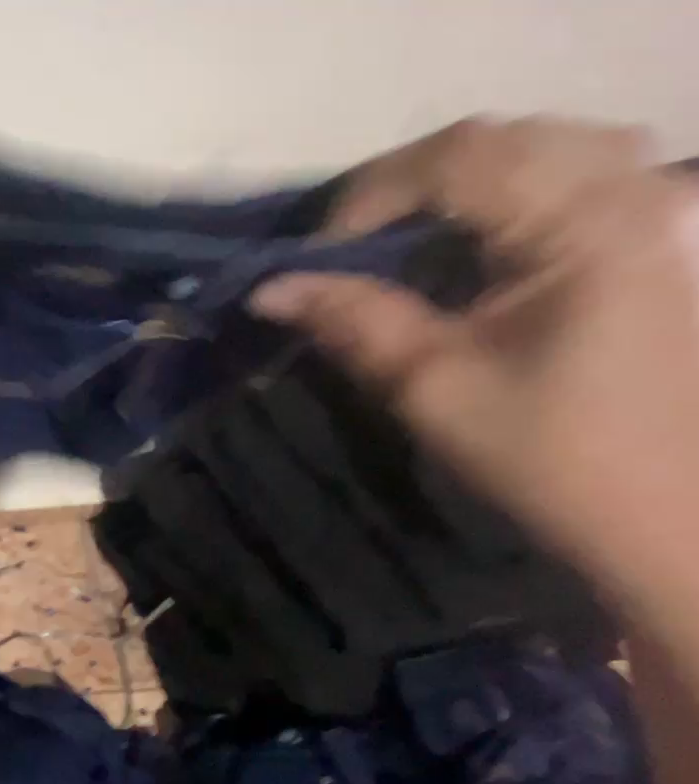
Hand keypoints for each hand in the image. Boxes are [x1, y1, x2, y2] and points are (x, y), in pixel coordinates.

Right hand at [249, 119, 698, 600]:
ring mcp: (651, 208)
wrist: (665, 503)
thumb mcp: (429, 385)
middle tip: (344, 247)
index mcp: (584, 226)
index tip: (311, 257)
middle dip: (403, 184)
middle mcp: (630, 193)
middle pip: (499, 139)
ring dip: (454, 181)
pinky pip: (572, 172)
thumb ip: (350, 320)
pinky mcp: (650, 233)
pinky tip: (467, 236)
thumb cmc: (545, 450)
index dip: (368, 194)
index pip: (459, 158)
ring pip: (539, 145)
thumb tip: (266, 289)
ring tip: (397, 237)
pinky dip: (502, 190)